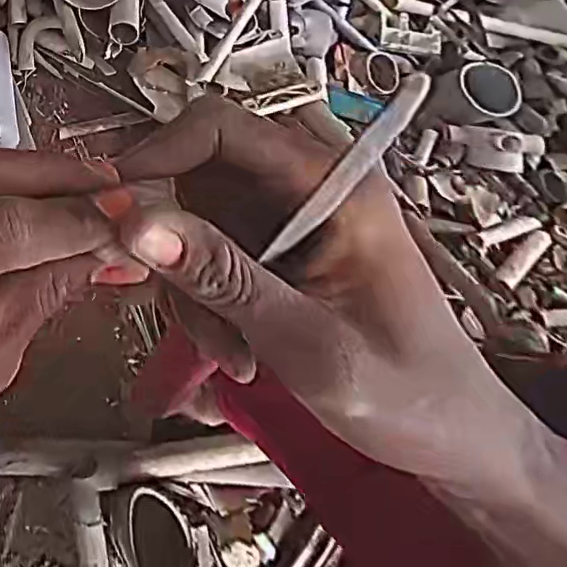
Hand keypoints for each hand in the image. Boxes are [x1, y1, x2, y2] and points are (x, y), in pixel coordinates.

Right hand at [109, 96, 542, 488]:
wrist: (452, 440)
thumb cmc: (413, 395)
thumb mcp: (313, 345)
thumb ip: (223, 279)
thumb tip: (135, 223)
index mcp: (333, 182)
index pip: (221, 126)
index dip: (158, 153)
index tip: (115, 203)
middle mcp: (299, 183)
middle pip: (191, 171)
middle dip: (171, 237)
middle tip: (174, 298)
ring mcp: (275, 212)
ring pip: (183, 213)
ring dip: (184, 278)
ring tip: (224, 343)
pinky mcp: (258, 241)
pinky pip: (193, 245)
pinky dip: (192, 291)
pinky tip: (227, 339)